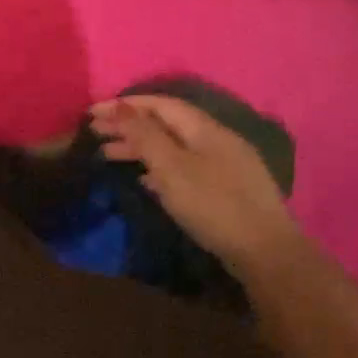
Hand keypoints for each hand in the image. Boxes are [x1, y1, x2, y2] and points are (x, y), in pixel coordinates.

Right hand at [88, 95, 306, 271]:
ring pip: (173, 146)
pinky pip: (184, 166)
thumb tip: (121, 106)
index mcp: (206, 130)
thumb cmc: (212, 204)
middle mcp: (217, 141)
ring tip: (108, 155)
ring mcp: (225, 166)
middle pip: (166, 124)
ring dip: (139, 147)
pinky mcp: (225, 189)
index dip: (125, 104)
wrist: (266, 253)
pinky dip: (158, 166)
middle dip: (128, 125)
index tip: (92, 112)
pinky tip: (143, 179)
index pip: (161, 104)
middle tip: (94, 132)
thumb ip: (144, 134)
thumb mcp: (171, 167)